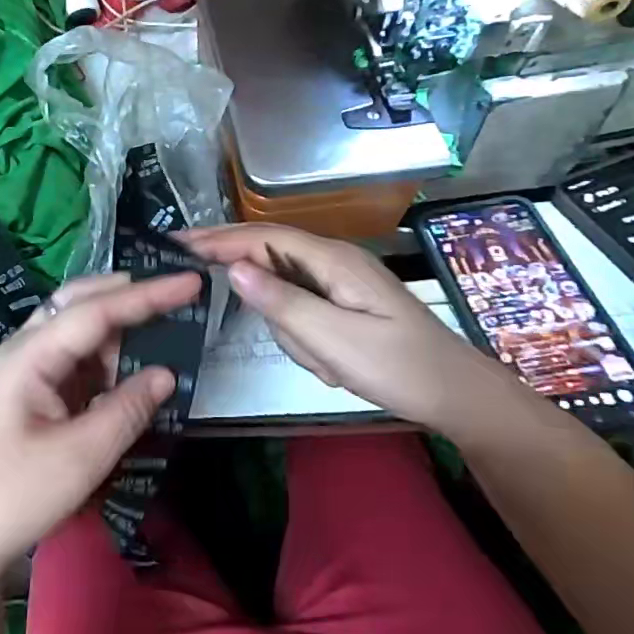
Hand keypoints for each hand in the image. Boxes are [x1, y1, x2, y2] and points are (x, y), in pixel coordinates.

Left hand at [0, 270, 202, 575]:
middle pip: (82, 304)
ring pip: (81, 330)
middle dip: (131, 296)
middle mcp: (26, 349)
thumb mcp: (82, 456)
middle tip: (180, 292)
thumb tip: (167, 374)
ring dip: (122, 329)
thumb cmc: (18, 495)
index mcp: (29, 355)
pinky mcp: (35, 390)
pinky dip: (110, 358)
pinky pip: (78, 359)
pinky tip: (136, 364)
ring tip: (168, 326)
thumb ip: (128, 409)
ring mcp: (28, 369)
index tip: (191, 282)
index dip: (147, 295)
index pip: (96, 311)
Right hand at [183, 223, 540, 443]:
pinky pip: (303, 309)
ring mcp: (340, 280)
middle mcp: (334, 260)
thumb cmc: (398, 367)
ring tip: (321, 362)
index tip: (178, 244)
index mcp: (333, 260)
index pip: (263, 238)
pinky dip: (303, 335)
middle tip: (189, 264)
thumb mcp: (334, 340)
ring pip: (284, 288)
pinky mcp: (343, 301)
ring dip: (288, 327)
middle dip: (237, 263)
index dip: (219, 239)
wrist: (455, 394)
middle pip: (269, 251)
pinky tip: (328, 363)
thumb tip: (234, 268)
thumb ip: (282, 303)